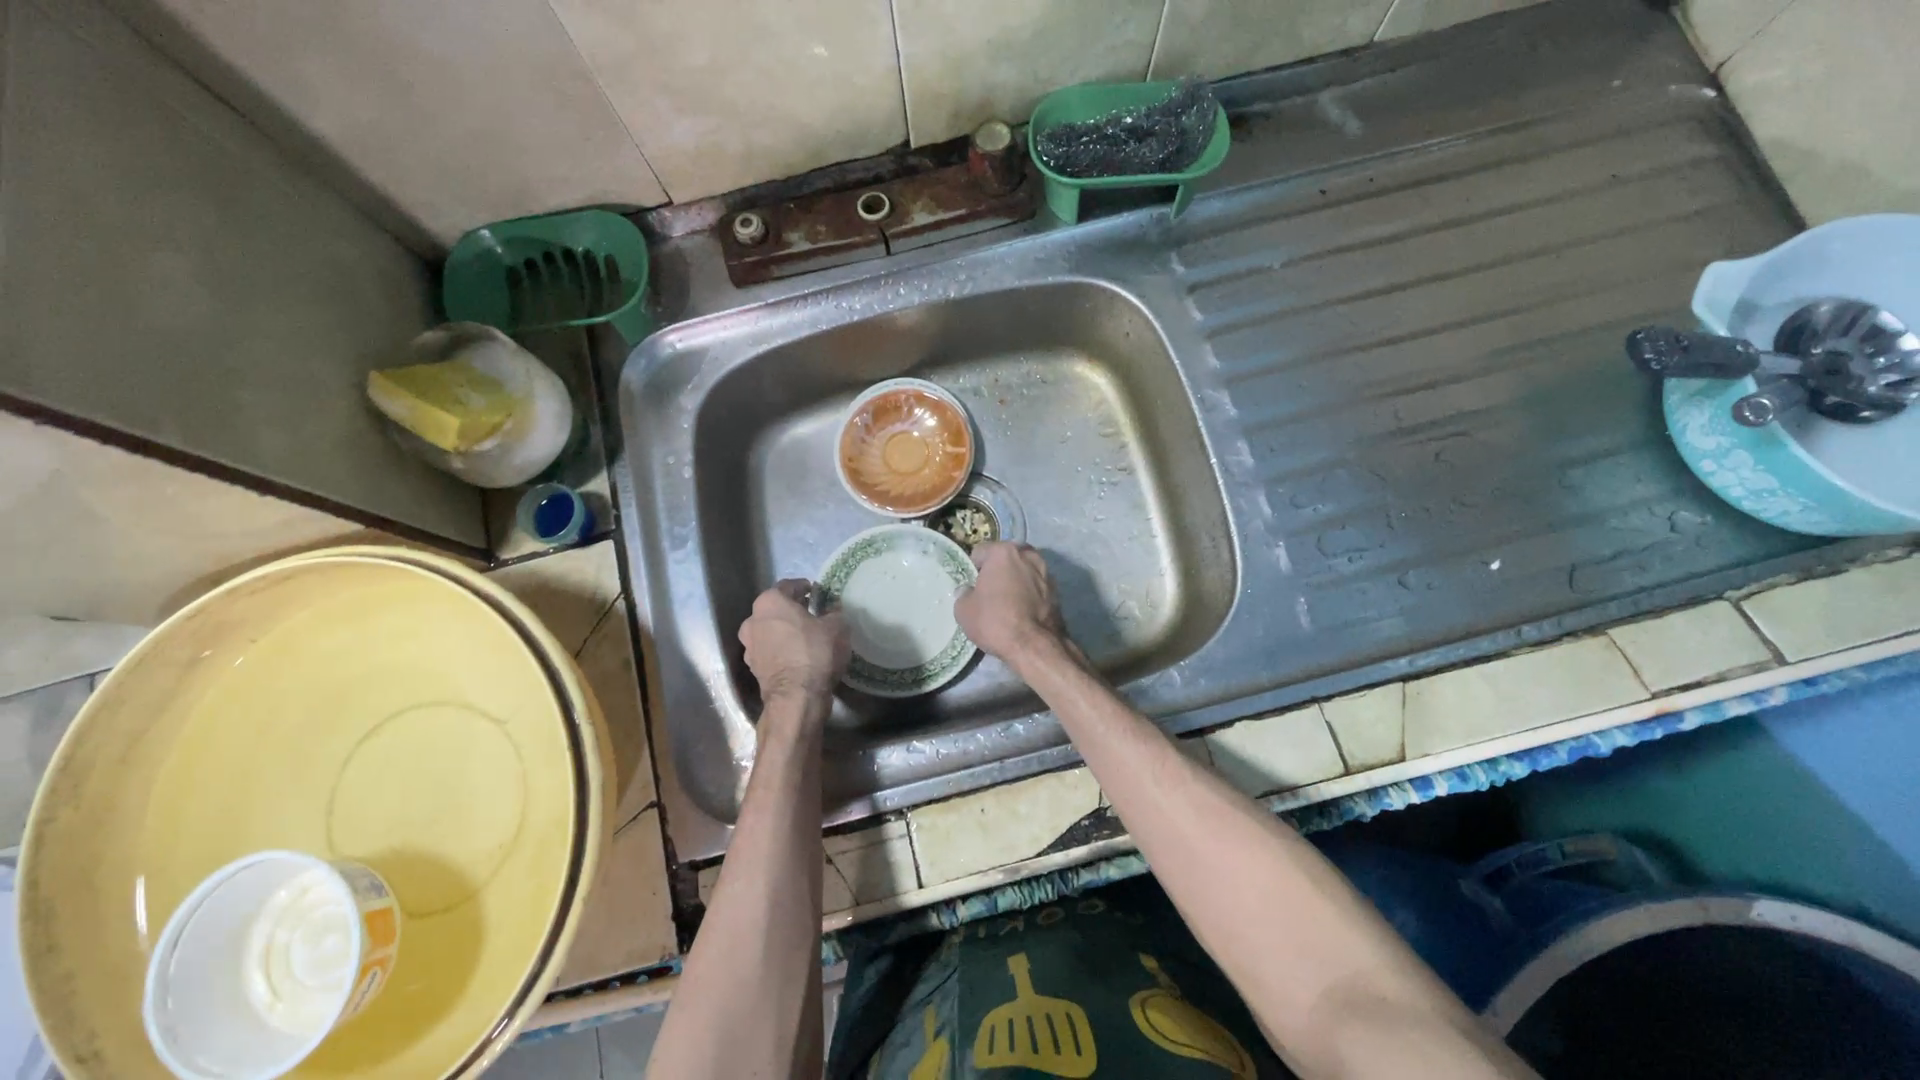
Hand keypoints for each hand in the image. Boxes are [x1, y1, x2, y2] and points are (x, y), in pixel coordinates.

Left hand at [739, 580, 849, 711]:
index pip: (788, 586)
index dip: (804, 587)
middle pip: (775, 608)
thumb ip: (834, 612)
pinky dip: (781, 650)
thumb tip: (832, 609)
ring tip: (805, 636)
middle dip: (793, 609)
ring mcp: (749, 645)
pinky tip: (797, 655)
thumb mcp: (837, 627)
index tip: (817, 592)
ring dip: (784, 631)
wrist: (796, 697)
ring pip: (770, 630)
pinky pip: (770, 651)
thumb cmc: (815, 653)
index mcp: (770, 602)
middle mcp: (753, 620)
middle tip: (813, 613)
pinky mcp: (753, 667)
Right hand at [954, 542, 1069, 660]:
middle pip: (1005, 558)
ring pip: (1023, 571)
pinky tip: (1022, 612)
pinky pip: (1035, 587)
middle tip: (989, 593)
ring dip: (1015, 581)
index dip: (972, 569)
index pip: (980, 551)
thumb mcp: (964, 610)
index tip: (971, 586)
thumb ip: (964, 593)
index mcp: (1003, 552)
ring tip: (1007, 603)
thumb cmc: (995, 621)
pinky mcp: (1057, 591)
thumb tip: (968, 591)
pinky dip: (1029, 594)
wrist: (1034, 645)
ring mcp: (1046, 572)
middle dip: (997, 571)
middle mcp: (1028, 555)